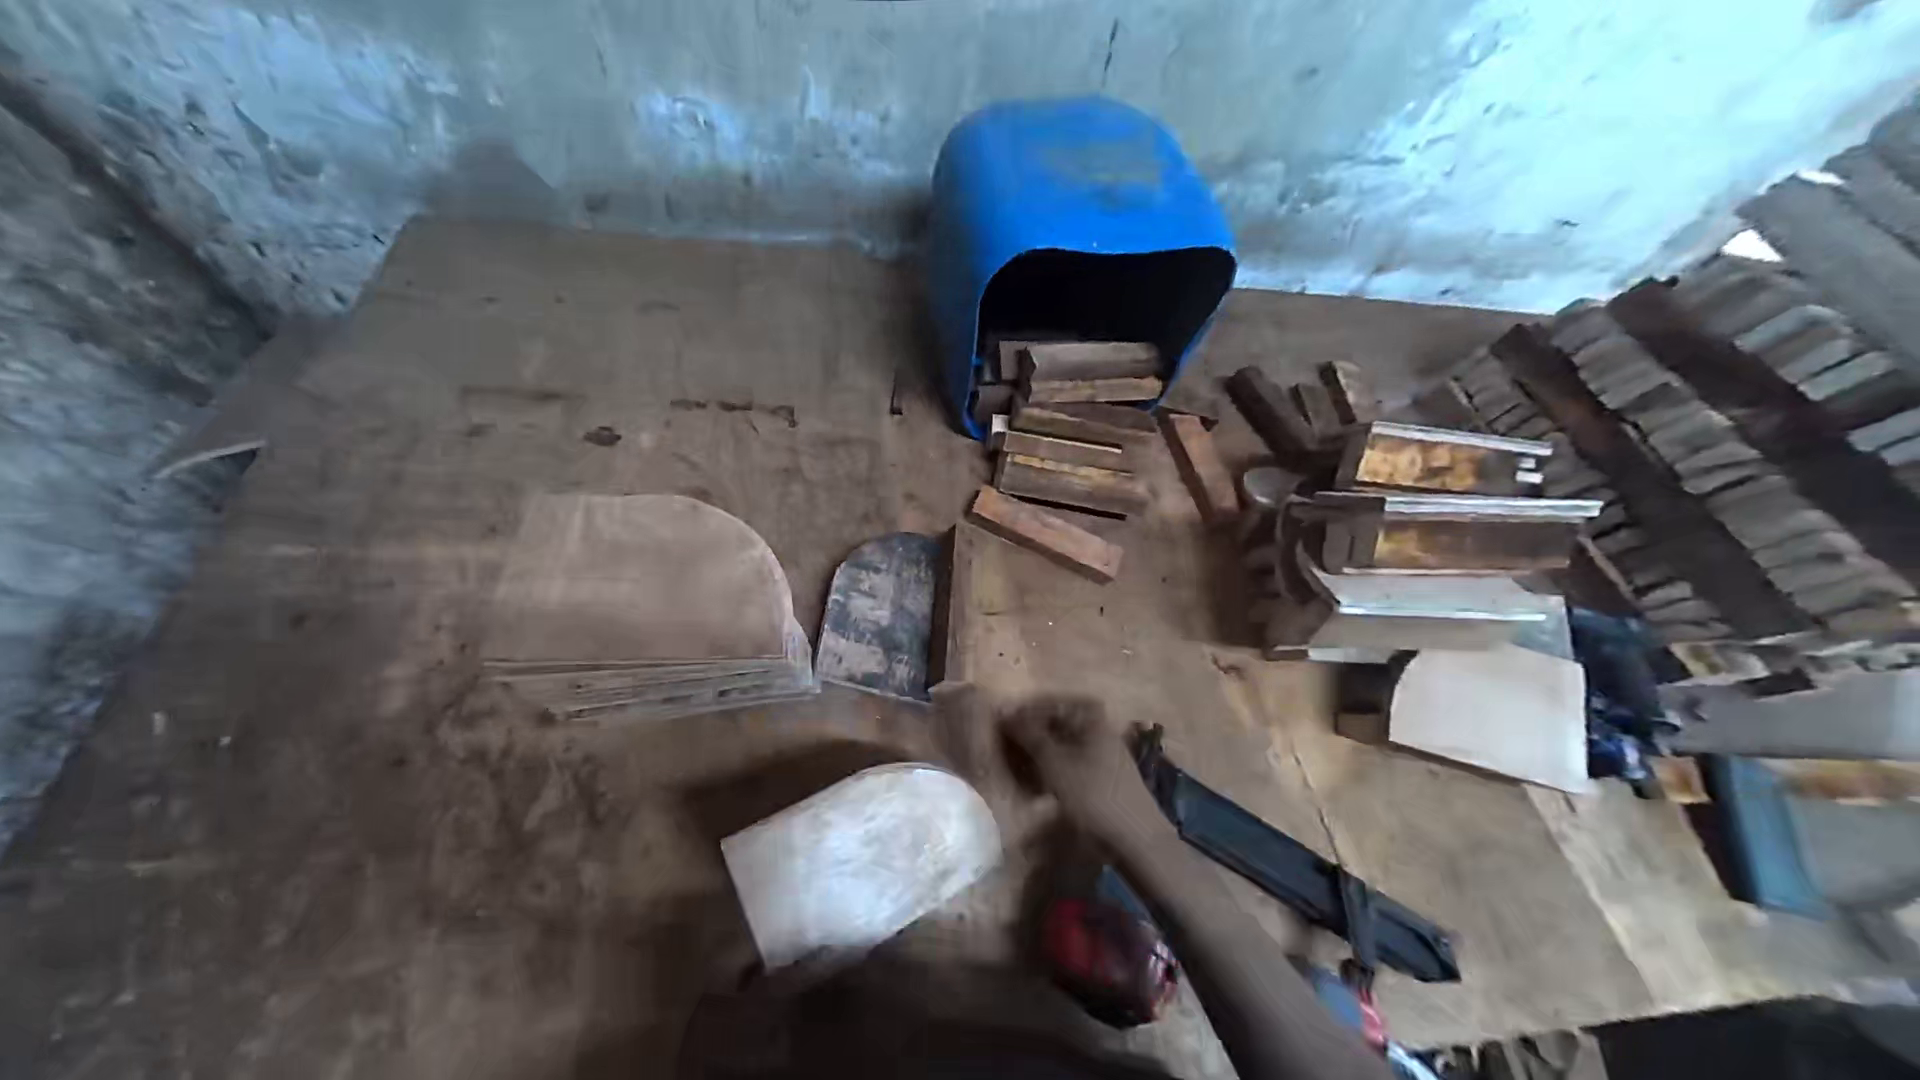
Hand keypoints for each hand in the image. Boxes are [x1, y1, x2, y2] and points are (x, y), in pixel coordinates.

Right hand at [1002, 695, 1177, 854]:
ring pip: (1063, 745)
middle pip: (1057, 723)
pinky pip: (1072, 765)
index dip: (1025, 710)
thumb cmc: (1093, 794)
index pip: (1051, 702)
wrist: (1136, 839)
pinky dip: (1053, 771)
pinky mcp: (1104, 778)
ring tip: (1018, 769)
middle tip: (1007, 746)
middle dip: (1031, 734)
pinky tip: (1038, 787)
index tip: (1003, 723)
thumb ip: (1028, 735)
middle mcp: (1099, 729)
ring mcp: (1104, 754)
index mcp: (1091, 718)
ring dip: (1039, 754)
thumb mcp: (1054, 763)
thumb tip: (1004, 710)